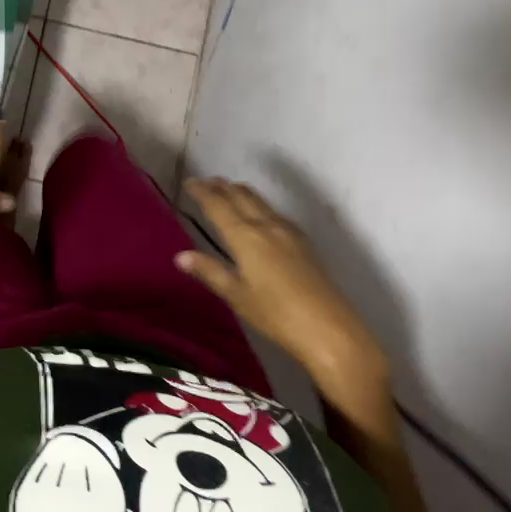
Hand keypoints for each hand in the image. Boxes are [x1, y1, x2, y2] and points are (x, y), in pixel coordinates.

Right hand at [178, 178, 388, 386]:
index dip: (202, 192)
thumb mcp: (237, 296)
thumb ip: (210, 271)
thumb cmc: (276, 315)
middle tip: (206, 182)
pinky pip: (274, 212)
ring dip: (240, 192)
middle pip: (241, 196)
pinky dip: (259, 205)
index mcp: (245, 236)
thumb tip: (180, 256)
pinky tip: (261, 215)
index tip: (189, 182)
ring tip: (228, 190)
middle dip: (221, 186)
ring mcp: (288, 232)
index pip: (218, 205)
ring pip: (260, 201)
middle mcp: (266, 225)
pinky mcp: (303, 242)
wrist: (330, 329)